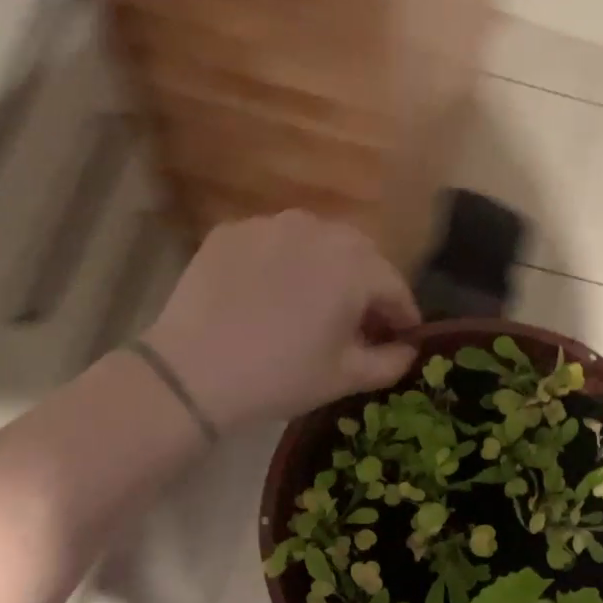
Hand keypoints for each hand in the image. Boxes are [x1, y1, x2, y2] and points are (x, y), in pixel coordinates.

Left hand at [141, 211, 421, 428]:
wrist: (194, 371)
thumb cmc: (282, 376)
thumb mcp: (345, 378)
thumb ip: (390, 361)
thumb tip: (408, 350)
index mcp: (355, 266)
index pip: (395, 288)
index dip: (404, 318)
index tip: (402, 340)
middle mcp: (319, 230)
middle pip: (359, 255)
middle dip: (367, 287)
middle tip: (359, 323)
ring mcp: (271, 224)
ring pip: (315, 242)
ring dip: (326, 269)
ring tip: (315, 304)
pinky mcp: (232, 231)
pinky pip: (274, 243)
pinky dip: (283, 264)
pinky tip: (271, 296)